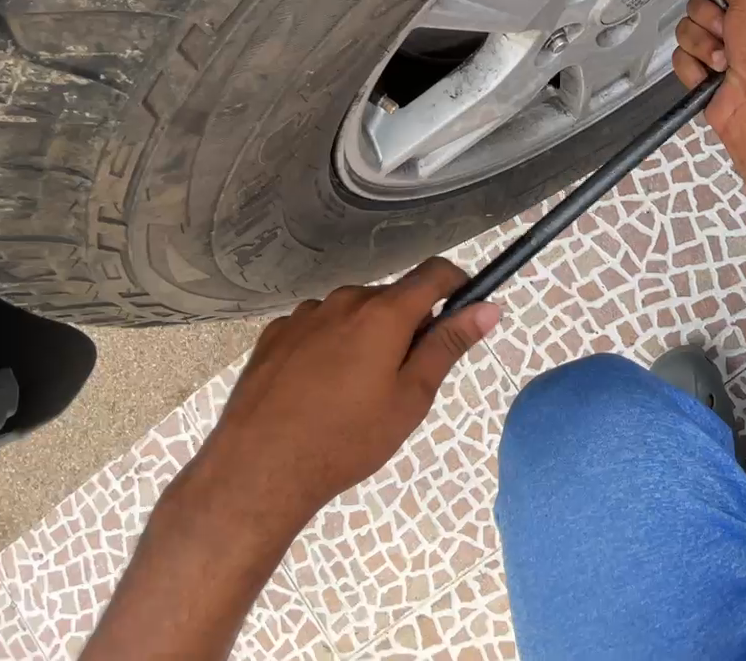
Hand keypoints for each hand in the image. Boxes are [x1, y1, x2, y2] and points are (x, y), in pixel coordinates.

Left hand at [193, 258, 499, 518]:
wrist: (256, 473)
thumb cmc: (347, 438)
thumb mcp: (412, 397)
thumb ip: (449, 345)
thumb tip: (489, 307)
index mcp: (384, 312)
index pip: (435, 272)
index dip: (457, 286)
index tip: (461, 316)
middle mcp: (345, 300)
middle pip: (394, 297)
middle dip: (408, 325)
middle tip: (401, 380)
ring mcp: (304, 315)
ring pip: (354, 313)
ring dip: (367, 335)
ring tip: (353, 392)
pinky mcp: (273, 335)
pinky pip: (318, 327)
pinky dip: (329, 345)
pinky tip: (317, 389)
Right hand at [670, 0, 745, 149]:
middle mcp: (737, 30)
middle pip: (697, 7)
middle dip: (707, 20)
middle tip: (726, 33)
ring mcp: (718, 54)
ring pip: (685, 34)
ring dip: (702, 46)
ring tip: (722, 63)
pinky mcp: (702, 77)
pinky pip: (680, 60)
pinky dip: (694, 69)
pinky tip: (710, 79)